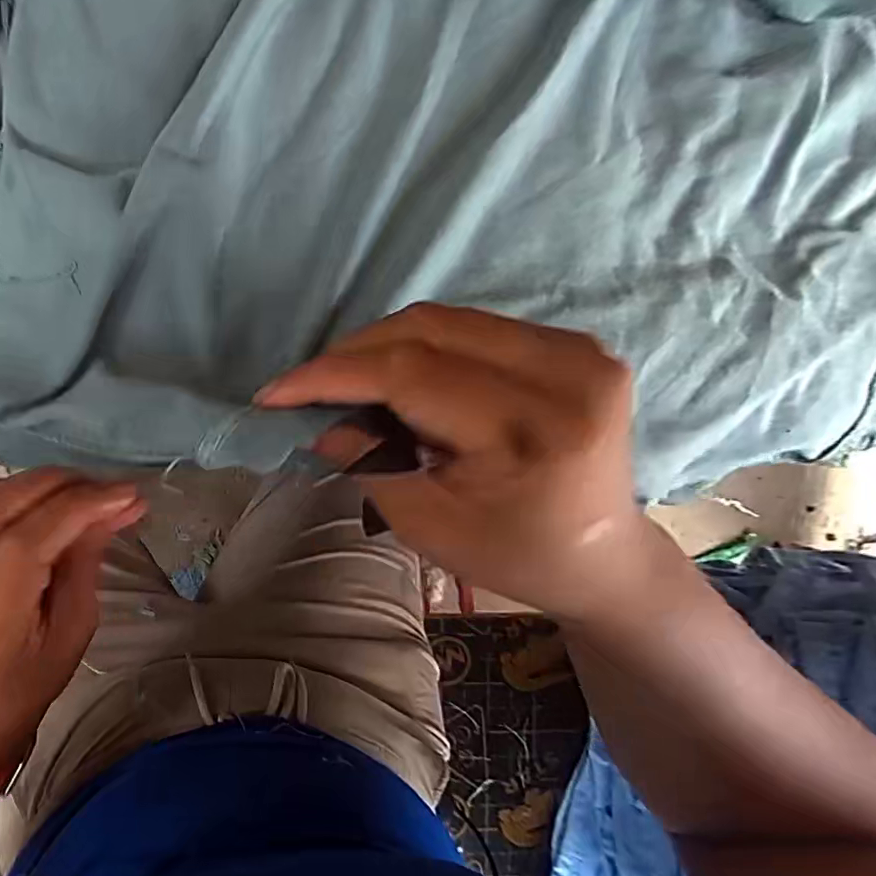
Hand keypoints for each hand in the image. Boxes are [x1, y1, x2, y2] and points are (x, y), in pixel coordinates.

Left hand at [0, 468, 146, 770]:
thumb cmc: (35, 670)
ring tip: (56, 493)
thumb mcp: (77, 625)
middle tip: (94, 483)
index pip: (22, 549)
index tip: (122, 492)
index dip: (73, 508)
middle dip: (48, 486)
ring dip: (15, 484)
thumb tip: (109, 499)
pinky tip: (16, 501)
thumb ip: (86, 559)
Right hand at [255, 304, 679, 621]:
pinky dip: (412, 347)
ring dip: (376, 348)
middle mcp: (565, 371)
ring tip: (339, 386)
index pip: (410, 373)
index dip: (331, 376)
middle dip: (348, 356)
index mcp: (534, 428)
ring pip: (442, 320)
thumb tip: (322, 423)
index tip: (274, 394)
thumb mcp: (426, 524)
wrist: (601, 556)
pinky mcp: (569, 344)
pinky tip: (388, 379)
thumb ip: (369, 464)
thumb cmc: (512, 555)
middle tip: (301, 390)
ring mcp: (574, 348)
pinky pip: (465, 327)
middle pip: (425, 330)